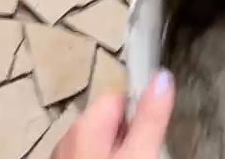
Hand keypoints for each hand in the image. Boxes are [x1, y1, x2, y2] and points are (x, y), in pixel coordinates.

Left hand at [52, 69, 175, 158]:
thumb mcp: (138, 154)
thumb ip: (150, 117)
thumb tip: (163, 74)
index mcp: (83, 121)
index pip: (117, 97)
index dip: (139, 113)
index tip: (153, 136)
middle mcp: (66, 134)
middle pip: (106, 120)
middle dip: (127, 133)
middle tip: (145, 153)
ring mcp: (60, 156)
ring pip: (96, 143)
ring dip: (114, 150)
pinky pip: (86, 156)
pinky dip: (100, 158)